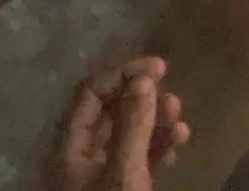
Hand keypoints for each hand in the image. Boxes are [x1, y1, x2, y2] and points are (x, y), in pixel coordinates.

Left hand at [41, 56, 191, 190]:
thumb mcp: (124, 175)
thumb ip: (133, 125)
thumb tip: (143, 78)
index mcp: (67, 150)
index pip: (91, 92)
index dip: (124, 74)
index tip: (162, 69)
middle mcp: (75, 159)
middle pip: (108, 112)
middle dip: (144, 100)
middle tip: (176, 102)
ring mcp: (91, 179)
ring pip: (123, 135)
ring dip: (154, 123)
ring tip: (182, 126)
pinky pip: (131, 158)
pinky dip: (154, 147)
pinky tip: (177, 148)